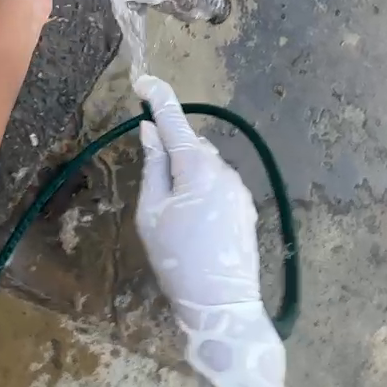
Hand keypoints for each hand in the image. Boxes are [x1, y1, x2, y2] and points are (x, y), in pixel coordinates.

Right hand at [134, 74, 295, 386]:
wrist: (222, 306)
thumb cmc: (177, 259)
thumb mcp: (151, 212)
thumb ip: (152, 165)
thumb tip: (149, 129)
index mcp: (196, 166)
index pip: (173, 118)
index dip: (157, 95)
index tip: (141, 79)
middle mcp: (222, 168)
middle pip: (189, 144)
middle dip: (170, 151)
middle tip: (155, 189)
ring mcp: (238, 186)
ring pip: (204, 164)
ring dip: (187, 173)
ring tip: (177, 216)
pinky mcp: (245, 204)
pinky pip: (218, 182)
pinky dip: (202, 188)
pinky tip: (196, 223)